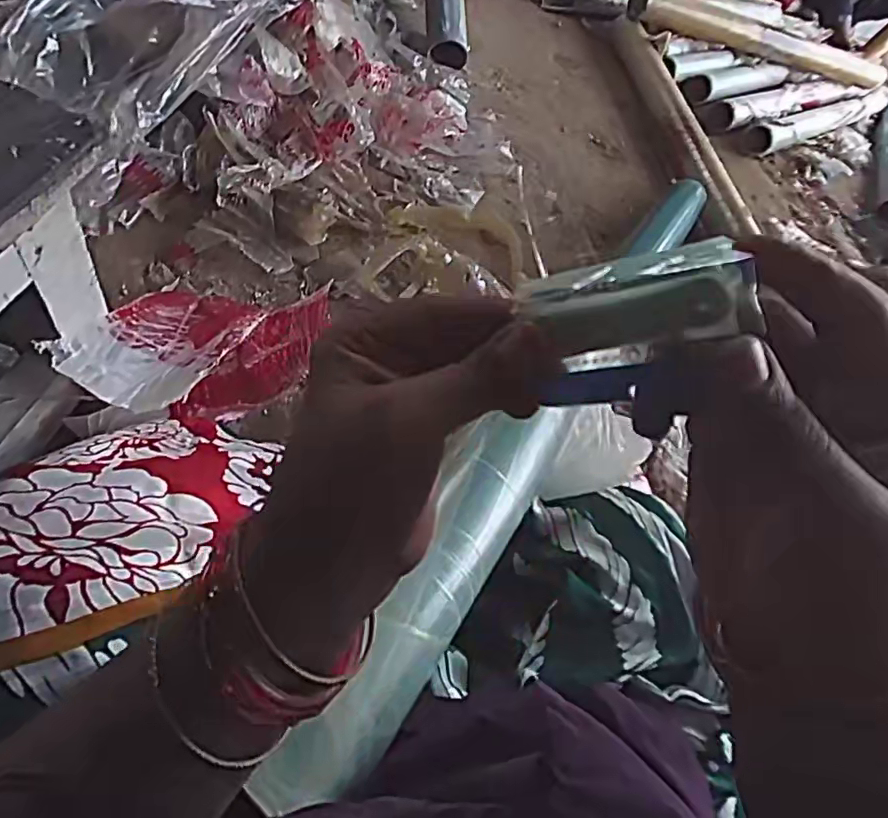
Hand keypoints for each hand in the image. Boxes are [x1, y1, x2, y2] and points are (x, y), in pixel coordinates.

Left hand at [242, 298, 555, 664]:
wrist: (326, 576)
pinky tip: (530, 402)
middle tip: (561, 364)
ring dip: (514, 370)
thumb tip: (540, 334)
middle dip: (512, 347)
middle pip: (464, 335)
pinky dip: (505, 392)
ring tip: (551, 386)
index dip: (500, 318)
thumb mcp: (413, 422)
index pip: (445, 312)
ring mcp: (411, 389)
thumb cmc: (354, 487)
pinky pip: (476, 392)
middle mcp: (387, 353)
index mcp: (366, 337)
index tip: (557, 327)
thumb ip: (477, 376)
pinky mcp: (431, 422)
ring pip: (475, 363)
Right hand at [639, 238, 887, 701]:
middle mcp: (836, 397)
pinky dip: (665, 387)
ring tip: (643, 367)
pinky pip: (694, 390)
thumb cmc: (857, 606)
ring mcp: (778, 415)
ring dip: (683, 349)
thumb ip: (784, 427)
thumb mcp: (838, 516)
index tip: (738, 249)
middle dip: (722, 308)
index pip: (854, 312)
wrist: (806, 677)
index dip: (802, 273)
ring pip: (727, 351)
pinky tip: (642, 410)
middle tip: (660, 300)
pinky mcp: (730, 439)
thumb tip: (730, 347)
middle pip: (779, 323)